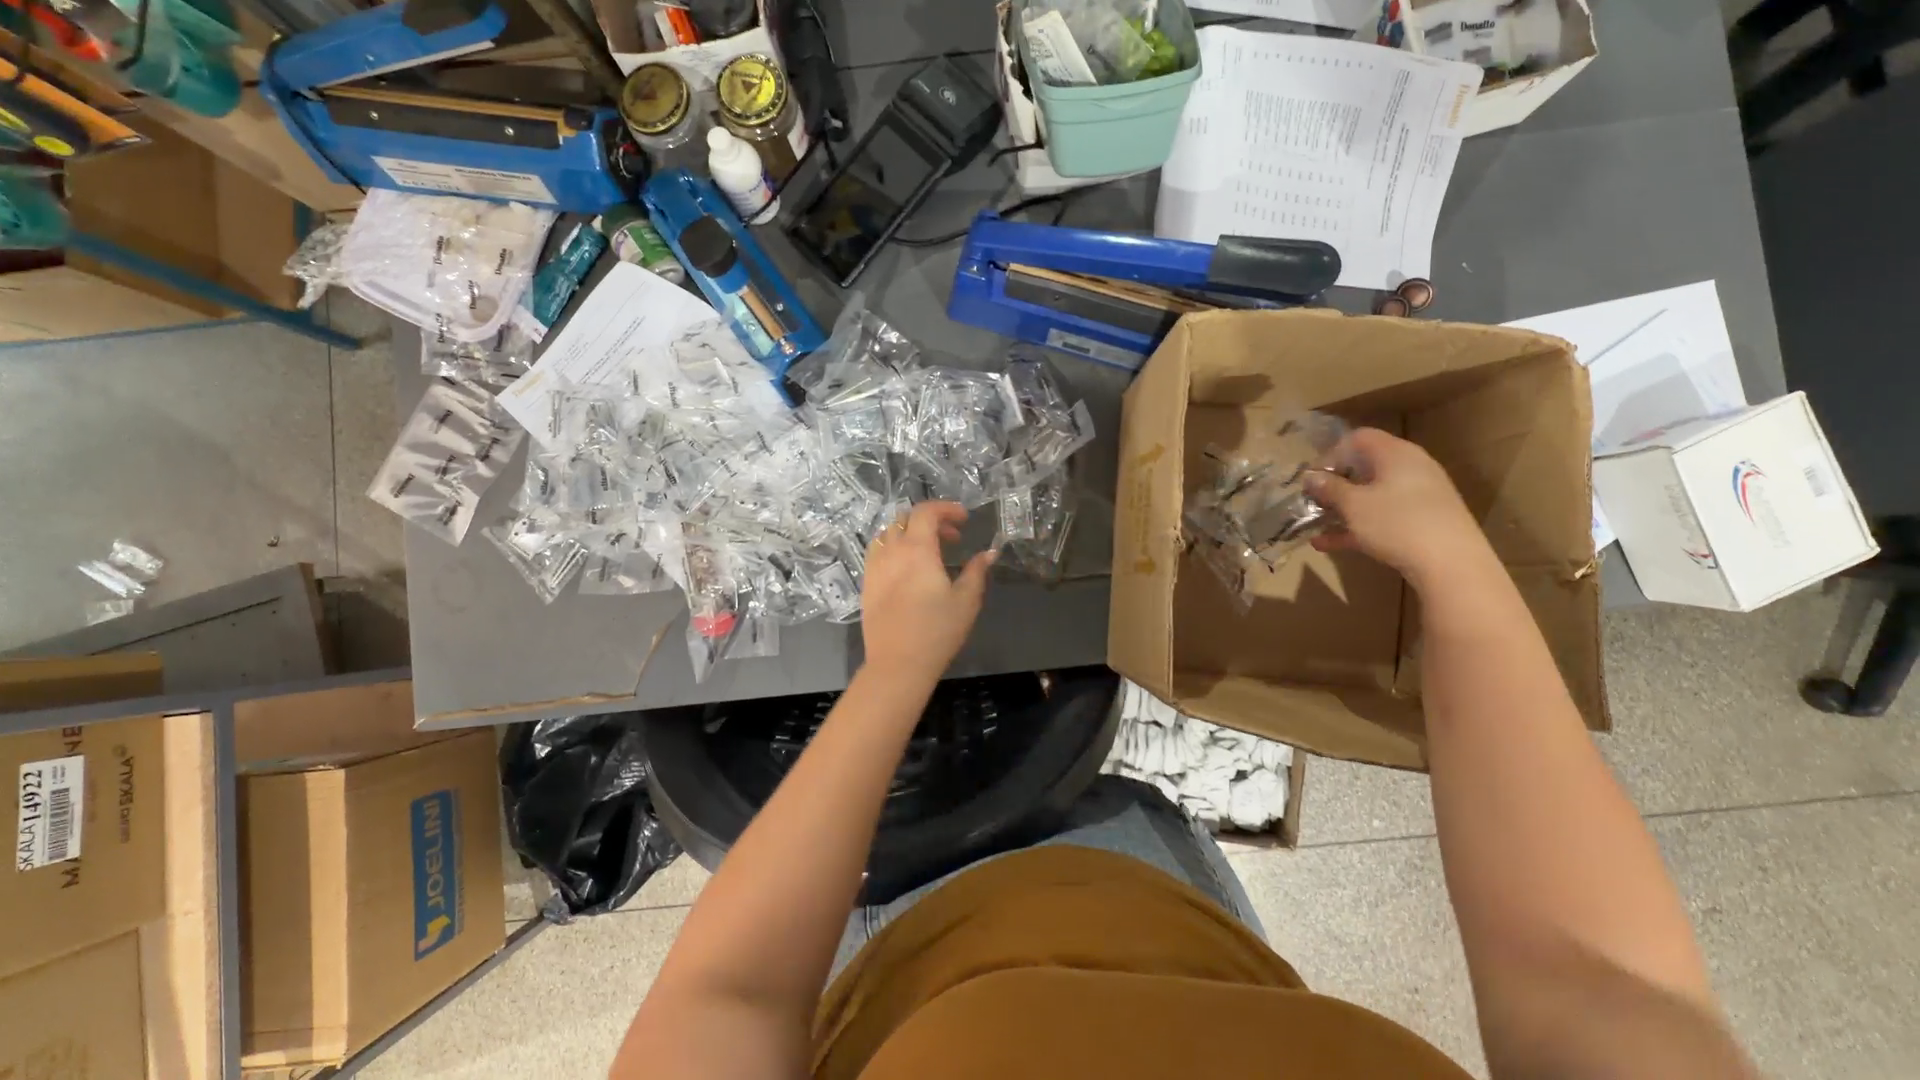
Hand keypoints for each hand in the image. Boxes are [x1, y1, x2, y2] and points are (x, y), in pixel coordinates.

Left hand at [860, 502, 994, 682]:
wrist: (898, 663)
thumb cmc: (937, 631)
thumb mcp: (966, 601)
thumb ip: (976, 571)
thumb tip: (989, 553)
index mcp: (917, 550)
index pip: (926, 512)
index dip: (946, 508)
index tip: (964, 519)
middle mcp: (891, 551)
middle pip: (905, 518)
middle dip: (930, 520)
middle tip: (952, 537)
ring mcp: (874, 567)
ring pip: (887, 533)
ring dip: (909, 532)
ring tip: (928, 550)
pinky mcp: (866, 583)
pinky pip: (877, 552)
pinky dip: (893, 547)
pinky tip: (906, 568)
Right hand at [1304, 427, 1493, 589]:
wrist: (1452, 563)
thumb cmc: (1397, 523)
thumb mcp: (1354, 505)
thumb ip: (1330, 488)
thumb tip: (1311, 476)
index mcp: (1396, 453)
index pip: (1358, 438)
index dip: (1331, 454)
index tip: (1314, 478)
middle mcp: (1411, 467)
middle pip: (1366, 467)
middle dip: (1336, 485)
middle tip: (1315, 502)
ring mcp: (1420, 495)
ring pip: (1374, 495)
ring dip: (1344, 508)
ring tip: (1317, 525)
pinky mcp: (1423, 521)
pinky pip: (1384, 516)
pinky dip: (1359, 525)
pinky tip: (1330, 544)